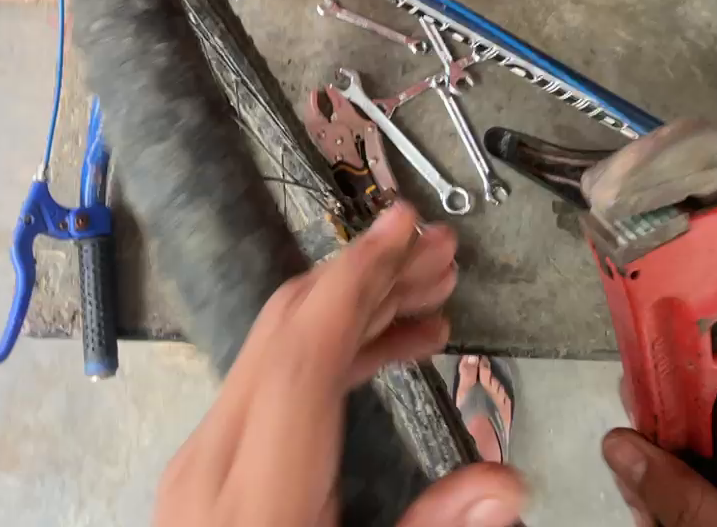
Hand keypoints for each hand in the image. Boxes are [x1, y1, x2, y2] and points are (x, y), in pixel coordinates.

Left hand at [154, 202, 526, 526]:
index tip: (406, 224)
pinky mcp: (212, 468)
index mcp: (253, 491)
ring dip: (360, 308)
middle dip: (371, 276)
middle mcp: (215, 454)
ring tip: (433, 290)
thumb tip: (509, 480)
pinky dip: (337, 353)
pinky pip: (277, 384)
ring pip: (285, 346)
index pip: (304, 346)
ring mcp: (206, 458)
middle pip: (292, 328)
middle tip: (441, 250)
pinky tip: (396, 345)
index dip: (359, 273)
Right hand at [601, 305, 716, 526]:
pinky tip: (645, 505)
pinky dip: (665, 477)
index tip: (664, 299)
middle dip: (671, 380)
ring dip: (658, 435)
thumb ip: (683, 500)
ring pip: (701, 419)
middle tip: (629, 392)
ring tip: (630, 468)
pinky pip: (697, 465)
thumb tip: (614, 441)